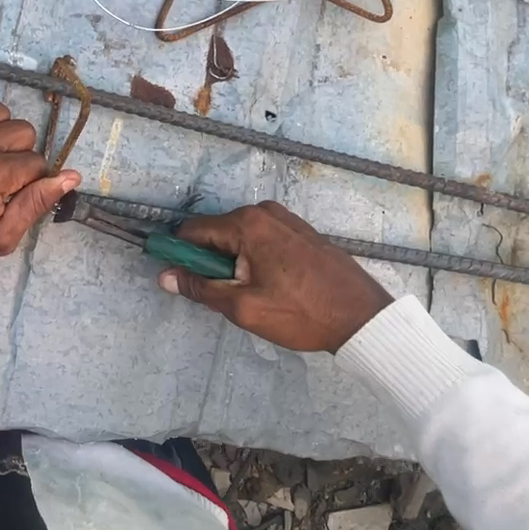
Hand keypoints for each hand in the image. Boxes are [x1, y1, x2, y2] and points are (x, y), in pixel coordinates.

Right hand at [155, 201, 393, 352]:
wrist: (363, 319)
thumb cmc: (301, 313)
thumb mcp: (242, 307)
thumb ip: (199, 288)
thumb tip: (165, 276)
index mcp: (246, 223)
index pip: (191, 231)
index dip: (181, 256)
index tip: (185, 280)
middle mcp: (264, 211)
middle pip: (215, 233)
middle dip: (212, 262)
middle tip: (229, 294)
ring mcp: (285, 217)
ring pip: (238, 237)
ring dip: (234, 262)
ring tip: (255, 292)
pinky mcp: (300, 229)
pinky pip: (261, 238)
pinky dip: (255, 258)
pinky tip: (273, 284)